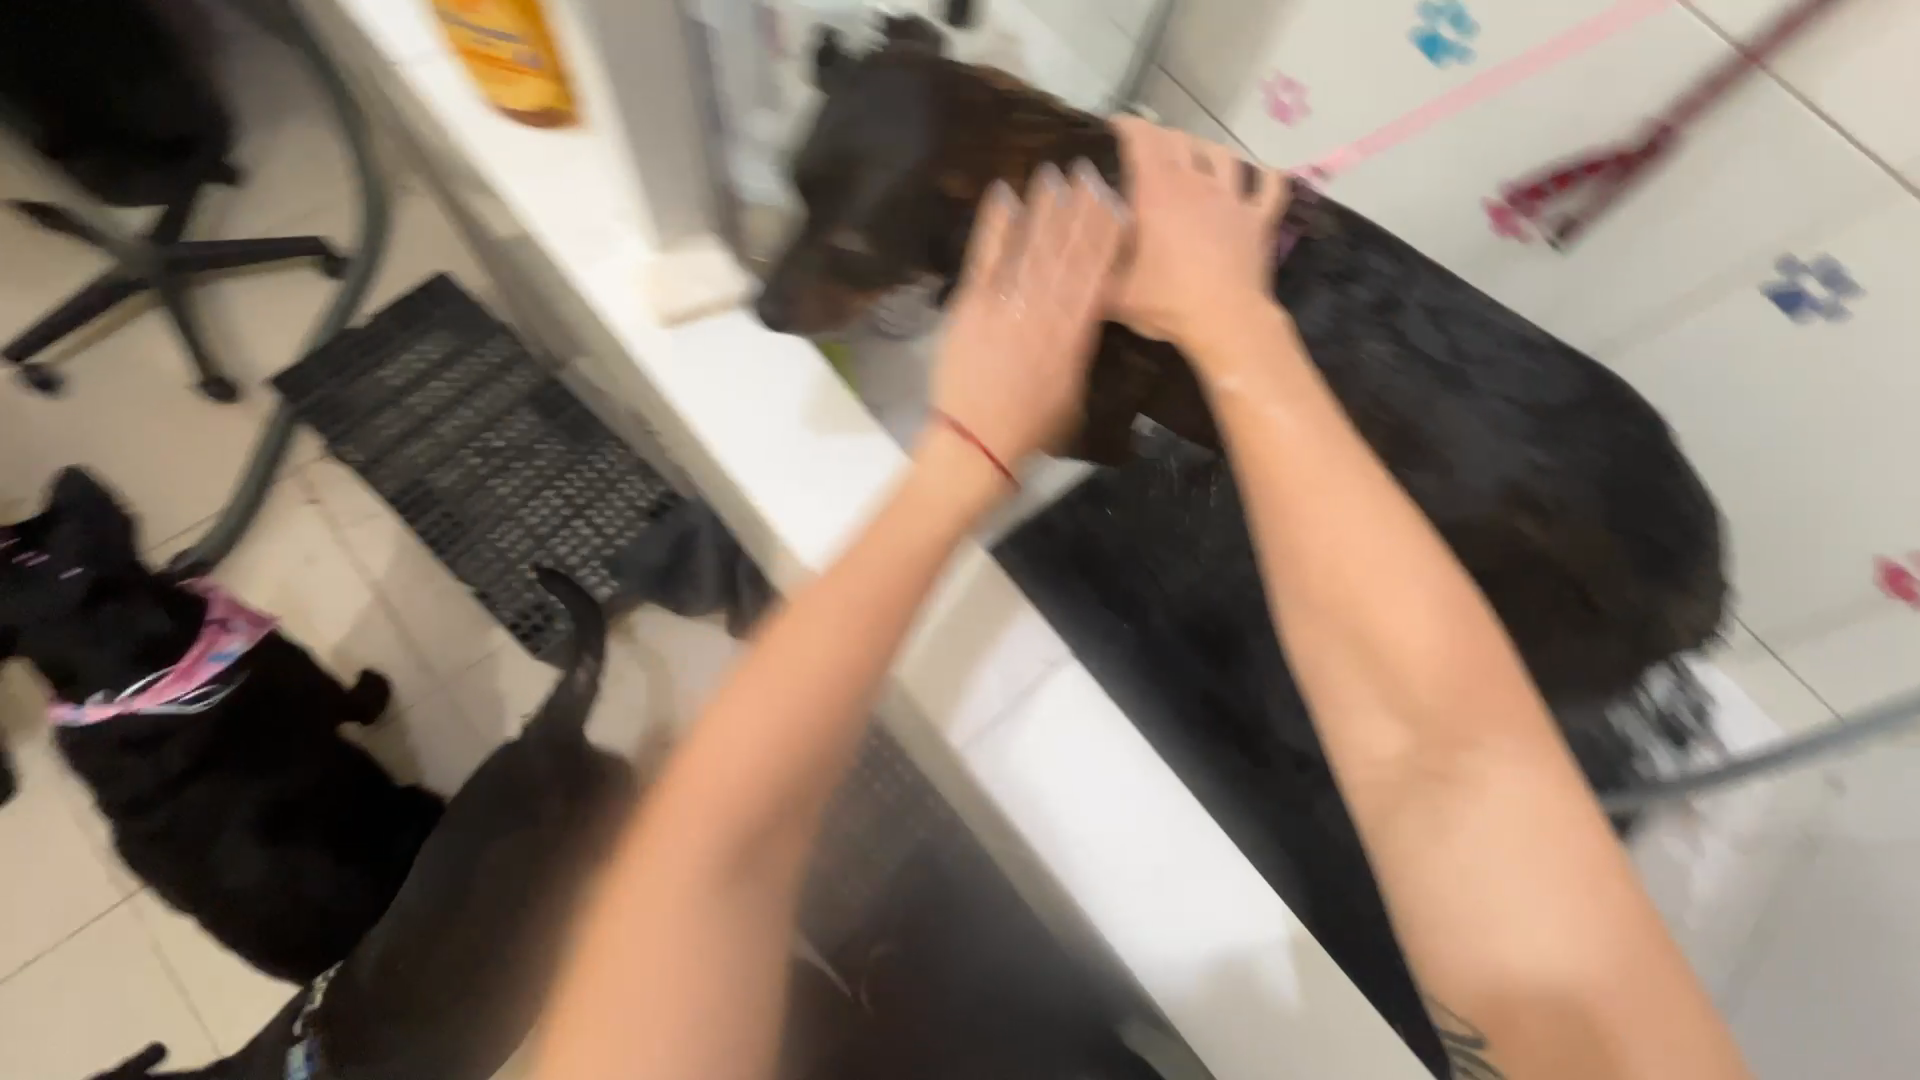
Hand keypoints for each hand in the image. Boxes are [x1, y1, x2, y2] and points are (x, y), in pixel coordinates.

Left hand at [925, 160, 1128, 480]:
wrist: (977, 442)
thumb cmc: (1031, 428)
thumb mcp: (1073, 390)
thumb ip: (1079, 348)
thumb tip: (1085, 316)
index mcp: (1075, 332)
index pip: (1096, 270)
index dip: (1106, 232)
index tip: (1115, 200)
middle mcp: (1046, 309)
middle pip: (1067, 248)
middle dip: (1080, 206)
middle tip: (1088, 170)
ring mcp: (1007, 303)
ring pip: (1032, 244)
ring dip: (1043, 206)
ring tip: (1052, 172)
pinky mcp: (971, 304)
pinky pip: (986, 255)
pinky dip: (996, 223)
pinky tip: (1003, 194)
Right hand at [1108, 117, 1291, 351]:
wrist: (1225, 321)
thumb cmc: (1166, 302)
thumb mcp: (1113, 293)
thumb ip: (1090, 268)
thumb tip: (1066, 251)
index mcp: (1157, 193)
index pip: (1141, 139)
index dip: (1126, 127)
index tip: (1112, 128)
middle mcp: (1196, 184)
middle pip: (1179, 141)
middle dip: (1160, 138)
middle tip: (1146, 150)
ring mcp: (1233, 199)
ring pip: (1222, 155)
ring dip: (1206, 150)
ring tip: (1195, 158)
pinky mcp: (1258, 220)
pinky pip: (1270, 187)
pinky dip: (1264, 177)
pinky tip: (1260, 176)